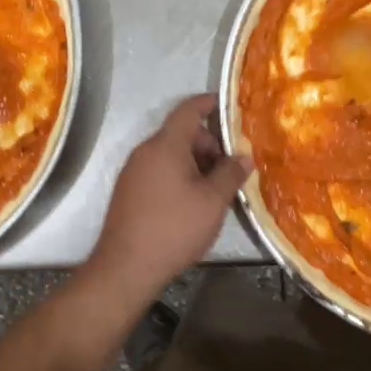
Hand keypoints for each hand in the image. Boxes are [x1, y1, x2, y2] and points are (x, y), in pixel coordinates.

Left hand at [86, 94, 251, 293]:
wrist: (126, 266)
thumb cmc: (174, 228)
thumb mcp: (212, 201)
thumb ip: (230, 173)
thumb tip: (243, 157)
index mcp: (165, 145)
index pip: (188, 110)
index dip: (209, 103)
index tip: (228, 106)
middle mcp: (145, 151)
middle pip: (181, 134)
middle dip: (209, 144)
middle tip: (231, 168)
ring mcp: (133, 171)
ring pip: (170, 154)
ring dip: (195, 163)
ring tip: (216, 190)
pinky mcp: (129, 191)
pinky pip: (159, 171)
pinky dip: (179, 176)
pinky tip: (193, 203)